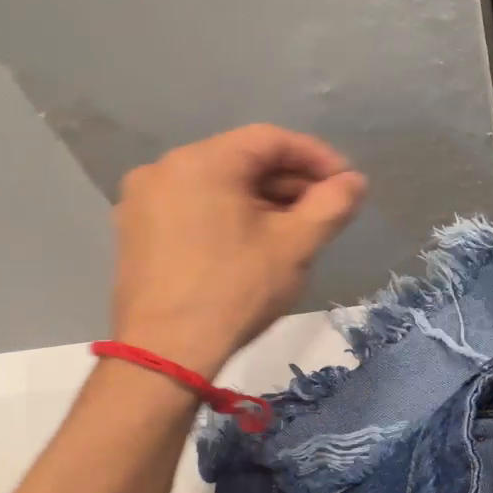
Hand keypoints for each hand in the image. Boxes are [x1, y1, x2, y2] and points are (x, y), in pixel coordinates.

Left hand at [109, 124, 366, 377]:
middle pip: (244, 160)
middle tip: (327, 210)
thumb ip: (332, 204)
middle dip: (292, 181)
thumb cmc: (236, 288)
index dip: (317, 157)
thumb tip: (354, 182)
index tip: (347, 184)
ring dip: (266, 199)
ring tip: (298, 229)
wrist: (166, 352)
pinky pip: (197, 205)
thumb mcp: (297, 244)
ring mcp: (143, 201)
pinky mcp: (138, 231)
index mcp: (201, 162)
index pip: (271, 140)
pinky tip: (258, 243)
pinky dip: (233, 214)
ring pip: (221, 184)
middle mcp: (164, 169)